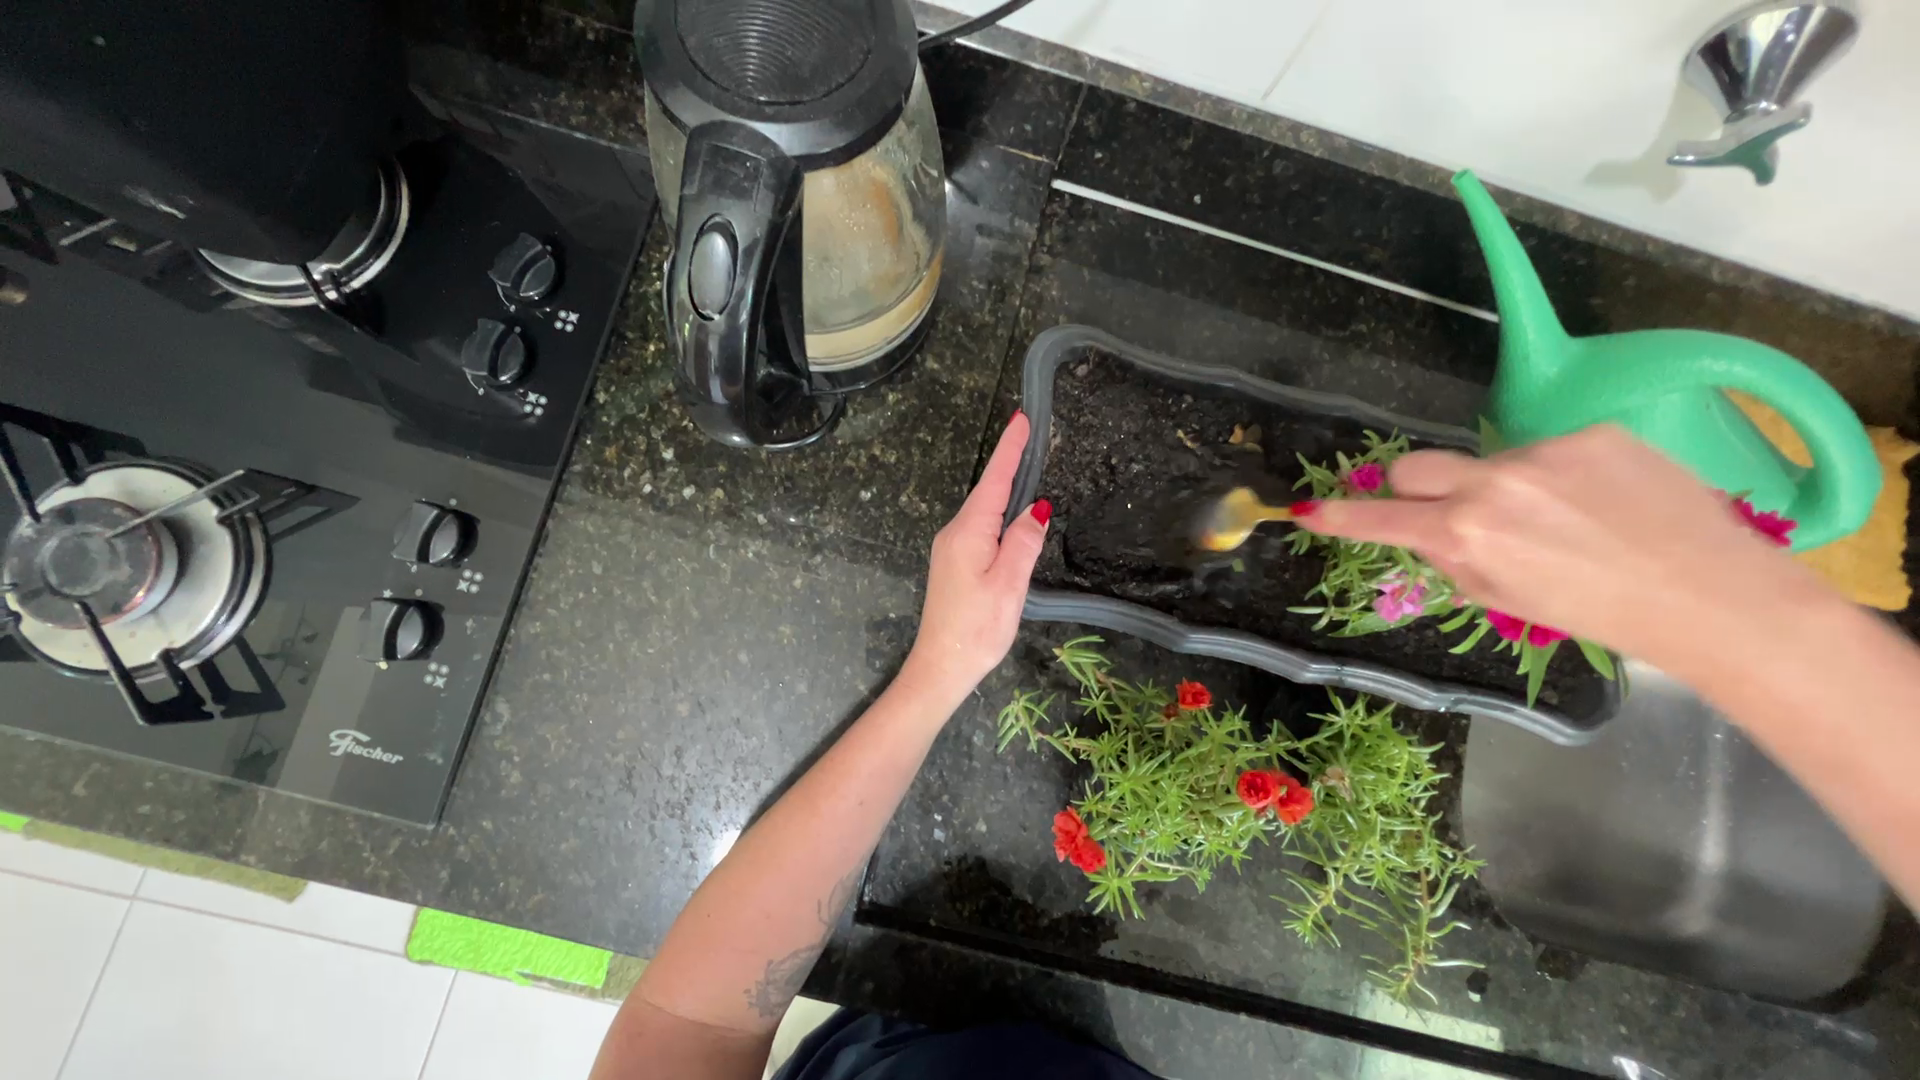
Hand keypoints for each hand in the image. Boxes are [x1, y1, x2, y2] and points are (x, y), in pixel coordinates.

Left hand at [902, 412, 1049, 701]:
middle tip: (1032, 436)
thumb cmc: (977, 628)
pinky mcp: (954, 564)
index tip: (1021, 418)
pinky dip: (998, 513)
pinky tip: (1011, 515)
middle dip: (1009, 462)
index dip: (1009, 450)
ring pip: (983, 510)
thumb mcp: (1009, 584)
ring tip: (1028, 466)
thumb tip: (1038, 508)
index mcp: (968, 531)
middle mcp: (955, 533)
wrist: (941, 667)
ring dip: (1005, 487)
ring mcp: (951, 549)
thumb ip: (1024, 542)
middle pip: (987, 491)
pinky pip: (980, 528)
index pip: (994, 481)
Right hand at [1294, 424, 1834, 665]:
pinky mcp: (1592, 433)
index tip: (1306, 510)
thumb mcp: (1504, 599)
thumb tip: (1429, 533)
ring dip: (1499, 486)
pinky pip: (1546, 450)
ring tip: (1559, 518)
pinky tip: (1597, 501)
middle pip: (1415, 465)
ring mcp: (1544, 452)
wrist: (1711, 595)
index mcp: (1467, 533)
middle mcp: (1494, 483)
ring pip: (1488, 461)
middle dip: (1413, 487)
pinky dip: (1555, 475)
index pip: (1383, 518)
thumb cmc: (1598, 613)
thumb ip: (1453, 559)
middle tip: (1444, 511)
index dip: (1340, 517)